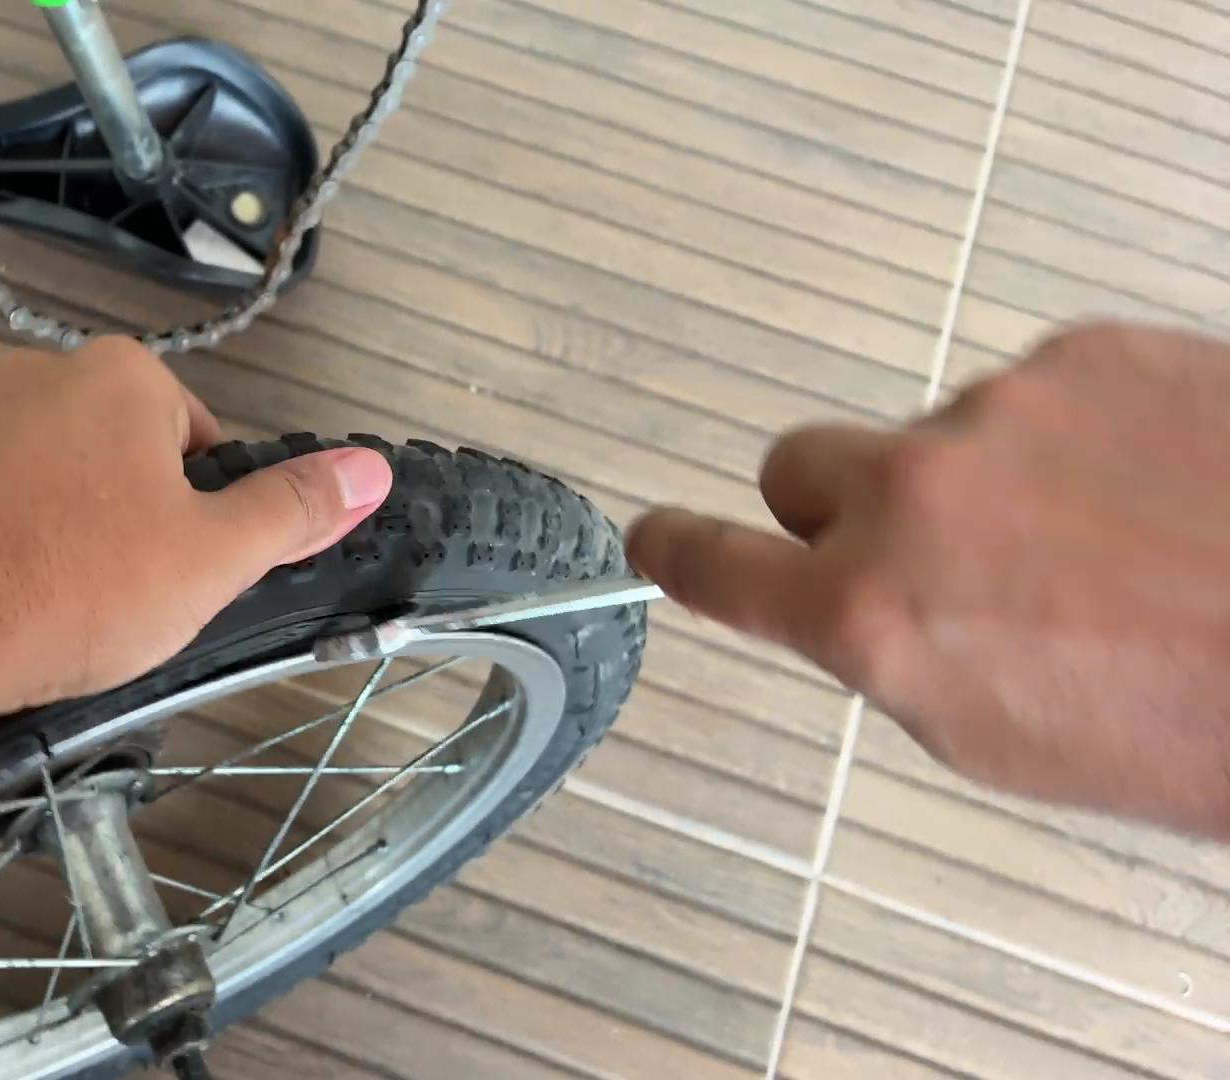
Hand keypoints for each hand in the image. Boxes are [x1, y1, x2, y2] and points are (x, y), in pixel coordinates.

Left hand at [0, 337, 392, 715]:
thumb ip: (292, 509)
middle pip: (127, 458)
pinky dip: (11, 539)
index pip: (200, 442)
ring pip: (59, 480)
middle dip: (137, 521)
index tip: (179, 567)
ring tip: (62, 601)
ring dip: (74, 532)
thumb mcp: (209, 557)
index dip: (203, 513)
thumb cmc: (76, 584)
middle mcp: (41, 373)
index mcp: (123, 378)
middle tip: (123, 594)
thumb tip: (373, 469)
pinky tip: (5, 593)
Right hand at [626, 323, 1229, 835]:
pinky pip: (1031, 395)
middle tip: (940, 548)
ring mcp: (995, 412)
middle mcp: (909, 500)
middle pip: (793, 465)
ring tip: (1116, 527)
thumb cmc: (1199, 732)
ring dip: (980, 478)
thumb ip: (876, 644)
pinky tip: (1168, 479)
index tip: (651, 539)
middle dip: (839, 505)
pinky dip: (1071, 435)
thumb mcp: (987, 733)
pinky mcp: (1091, 352)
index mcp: (871, 611)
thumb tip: (843, 591)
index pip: (710, 563)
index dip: (670, 549)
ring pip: (929, 437)